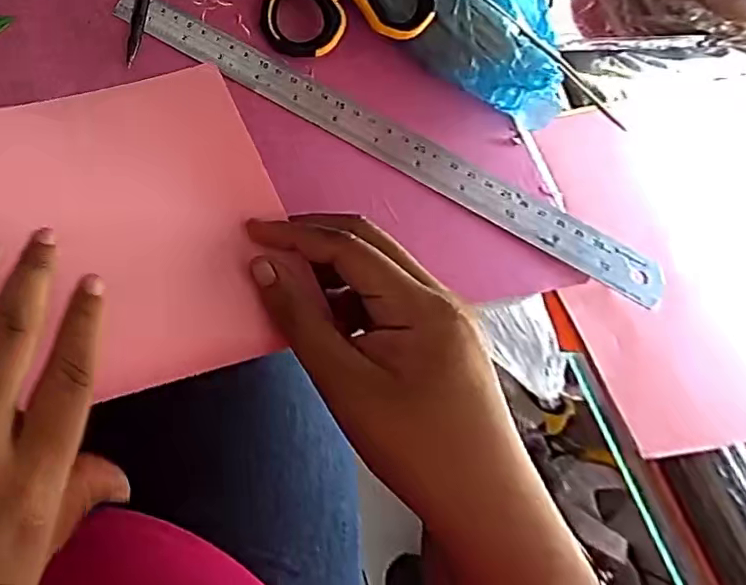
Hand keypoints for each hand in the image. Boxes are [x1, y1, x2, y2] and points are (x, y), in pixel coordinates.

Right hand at [248, 214, 593, 584]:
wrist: (489, 514)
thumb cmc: (420, 452)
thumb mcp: (343, 382)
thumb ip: (299, 317)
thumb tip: (265, 268)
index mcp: (423, 306)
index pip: (348, 246)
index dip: (295, 234)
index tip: (256, 231)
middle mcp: (441, 299)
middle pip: (368, 242)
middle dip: (314, 236)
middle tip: (271, 242)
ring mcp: (447, 317)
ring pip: (378, 266)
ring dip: (333, 266)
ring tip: (293, 285)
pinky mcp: (444, 335)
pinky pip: (389, 294)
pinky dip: (352, 294)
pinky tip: (328, 318)